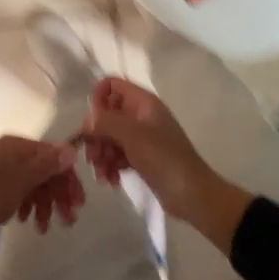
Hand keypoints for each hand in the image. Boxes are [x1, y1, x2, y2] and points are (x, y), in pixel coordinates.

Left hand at [0, 136, 82, 253]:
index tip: (78, 203)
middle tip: (68, 220)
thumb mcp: (18, 182)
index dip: (67, 178)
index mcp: (14, 145)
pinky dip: (27, 205)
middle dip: (57, 194)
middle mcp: (8, 153)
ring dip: (43, 204)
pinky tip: (26, 221)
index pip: (51, 155)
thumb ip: (45, 165)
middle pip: (43, 170)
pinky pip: (18, 192)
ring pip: (32, 183)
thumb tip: (72, 149)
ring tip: (44, 228)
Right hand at [81, 77, 253, 252]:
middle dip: (97, 135)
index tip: (92, 123)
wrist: (191, 194)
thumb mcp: (132, 135)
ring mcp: (142, 138)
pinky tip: (111, 181)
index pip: (112, 85)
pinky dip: (111, 165)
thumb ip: (106, 121)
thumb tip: (87, 120)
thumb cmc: (163, 158)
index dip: (98, 99)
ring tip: (102, 174)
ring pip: (111, 137)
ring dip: (102, 154)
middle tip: (93, 157)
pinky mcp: (142, 158)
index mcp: (143, 102)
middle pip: (108, 114)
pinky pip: (118, 155)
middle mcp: (142, 115)